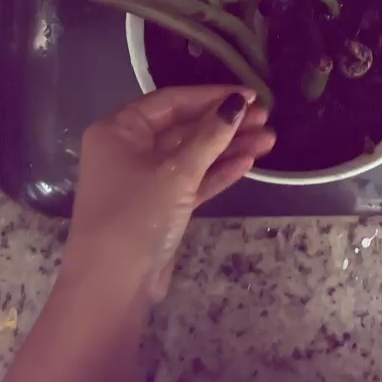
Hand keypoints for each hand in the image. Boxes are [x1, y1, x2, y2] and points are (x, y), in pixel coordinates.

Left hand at [64, 86, 275, 301]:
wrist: (112, 286)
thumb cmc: (137, 216)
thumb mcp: (176, 172)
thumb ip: (209, 136)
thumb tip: (236, 104)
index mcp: (119, 130)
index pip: (171, 102)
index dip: (211, 97)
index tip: (249, 95)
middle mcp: (128, 149)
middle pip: (183, 127)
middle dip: (224, 124)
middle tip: (266, 118)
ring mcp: (144, 180)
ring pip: (191, 155)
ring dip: (227, 148)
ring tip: (269, 140)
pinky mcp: (159, 207)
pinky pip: (191, 181)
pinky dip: (217, 173)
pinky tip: (248, 163)